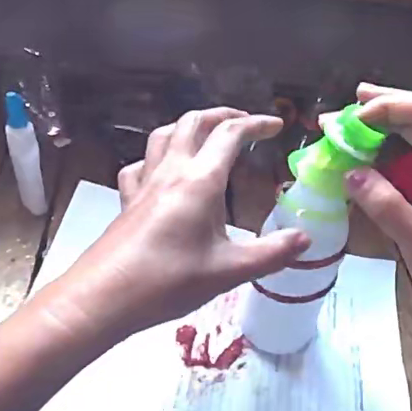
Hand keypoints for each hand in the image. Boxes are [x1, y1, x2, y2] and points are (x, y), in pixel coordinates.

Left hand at [40, 108, 309, 341]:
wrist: (106, 296)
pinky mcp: (126, 202)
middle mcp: (169, 173)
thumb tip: (305, 239)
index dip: (256, 123)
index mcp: (199, 181)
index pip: (229, 134)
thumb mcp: (228, 271)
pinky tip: (160, 173)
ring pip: (162, 136)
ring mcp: (143, 185)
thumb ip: (271, 254)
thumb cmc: (168, 281)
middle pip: (192, 122)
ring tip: (206, 137)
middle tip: (244, 124)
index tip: (276, 126)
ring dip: (187, 127)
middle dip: (221, 115)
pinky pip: (138, 166)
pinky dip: (154, 158)